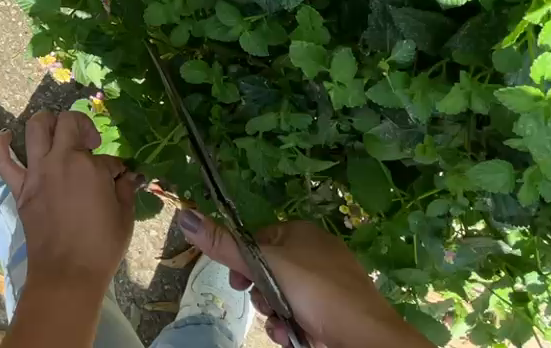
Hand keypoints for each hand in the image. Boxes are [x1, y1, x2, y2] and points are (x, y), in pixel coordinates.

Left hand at [0, 110, 138, 291]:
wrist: (67, 275)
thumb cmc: (101, 248)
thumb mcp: (124, 217)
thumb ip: (126, 190)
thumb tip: (128, 176)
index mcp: (90, 166)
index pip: (106, 157)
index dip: (114, 167)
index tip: (117, 180)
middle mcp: (61, 160)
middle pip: (68, 121)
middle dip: (82, 125)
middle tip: (90, 145)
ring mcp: (37, 171)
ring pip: (36, 127)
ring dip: (48, 122)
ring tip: (57, 133)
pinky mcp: (20, 188)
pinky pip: (3, 160)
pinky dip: (1, 144)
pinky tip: (6, 136)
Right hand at [178, 214, 431, 347]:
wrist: (366, 340)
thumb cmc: (315, 291)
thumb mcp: (264, 264)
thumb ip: (224, 244)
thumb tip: (184, 215)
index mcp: (301, 231)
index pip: (259, 240)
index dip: (243, 261)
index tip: (237, 282)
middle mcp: (316, 253)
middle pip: (269, 270)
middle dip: (259, 293)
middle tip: (261, 305)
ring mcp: (329, 285)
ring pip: (283, 296)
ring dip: (274, 314)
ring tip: (281, 327)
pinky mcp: (336, 314)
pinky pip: (302, 315)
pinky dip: (293, 327)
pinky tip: (293, 338)